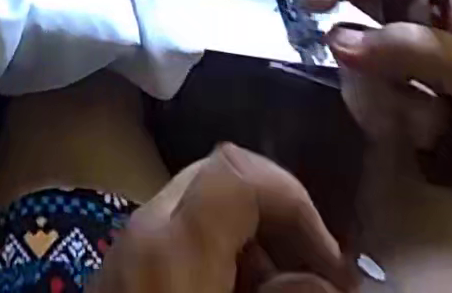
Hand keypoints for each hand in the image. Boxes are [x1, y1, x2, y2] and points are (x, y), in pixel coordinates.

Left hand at [93, 144, 354, 292]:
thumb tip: (320, 281)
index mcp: (174, 245)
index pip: (236, 171)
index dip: (292, 198)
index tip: (328, 262)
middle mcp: (146, 228)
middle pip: (219, 176)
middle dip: (276, 213)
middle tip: (314, 271)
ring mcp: (128, 247)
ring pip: (201, 203)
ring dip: (250, 236)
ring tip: (281, 291)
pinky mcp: (123, 271)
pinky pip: (181, 234)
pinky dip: (220, 252)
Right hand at [302, 0, 451, 125]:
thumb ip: (417, 50)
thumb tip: (342, 41)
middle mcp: (445, 39)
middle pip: (376, 0)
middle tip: (316, 1)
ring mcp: (431, 87)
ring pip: (367, 58)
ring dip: (374, 82)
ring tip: (414, 117)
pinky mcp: (421, 132)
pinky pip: (376, 105)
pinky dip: (383, 118)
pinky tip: (419, 143)